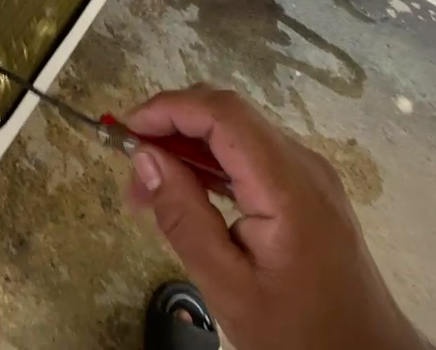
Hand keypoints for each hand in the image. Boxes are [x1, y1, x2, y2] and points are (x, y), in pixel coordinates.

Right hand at [124, 86, 425, 349]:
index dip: (169, 108)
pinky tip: (186, 191)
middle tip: (134, 166)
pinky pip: (249, 152)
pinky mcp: (306, 185)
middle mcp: (303, 163)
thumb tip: (145, 156)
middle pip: (228, 112)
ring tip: (149, 187)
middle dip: (172, 125)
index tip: (127, 130)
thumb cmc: (297, 332)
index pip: (222, 113)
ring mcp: (308, 172)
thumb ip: (184, 217)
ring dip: (187, 144)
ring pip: (235, 130)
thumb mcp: (228, 287)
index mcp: (288, 186)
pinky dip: (209, 159)